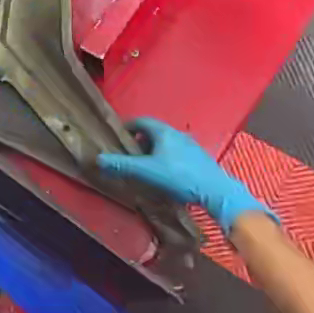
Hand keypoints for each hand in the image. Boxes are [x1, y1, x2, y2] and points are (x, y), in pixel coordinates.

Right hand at [96, 117, 274, 231]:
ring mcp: (190, 145)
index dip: (127, 127)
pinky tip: (164, 174)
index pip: (141, 121)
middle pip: (153, 132)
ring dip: (152, 151)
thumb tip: (98, 159)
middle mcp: (177, 134)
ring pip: (165, 143)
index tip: (117, 137)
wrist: (215, 191)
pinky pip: (176, 152)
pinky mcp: (198, 158)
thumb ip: (122, 165)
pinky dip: (165, 158)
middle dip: (138, 141)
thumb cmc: (178, 177)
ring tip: (144, 166)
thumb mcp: (146, 171)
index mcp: (164, 132)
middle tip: (128, 155)